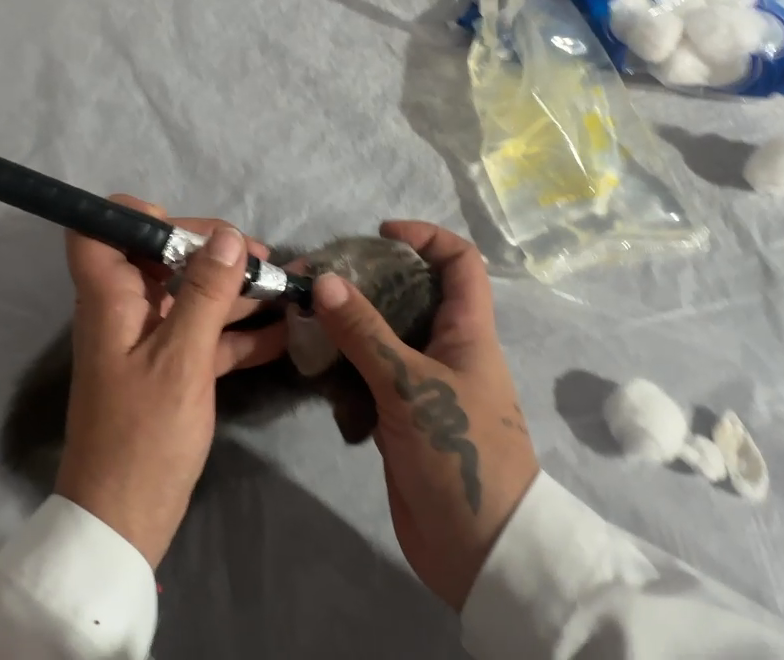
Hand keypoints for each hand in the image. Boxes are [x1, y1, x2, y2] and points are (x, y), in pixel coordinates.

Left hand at [54, 196, 287, 567]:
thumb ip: (204, 293)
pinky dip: (238, 333)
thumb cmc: (145, 435)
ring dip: (235, 290)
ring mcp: (148, 342)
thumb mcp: (182, 359)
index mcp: (109, 299)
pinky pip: (204, 336)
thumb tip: (228, 235)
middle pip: (159, 258)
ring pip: (189, 297)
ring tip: (288, 287)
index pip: (96, 231)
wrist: (124, 520)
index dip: (134, 217)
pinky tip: (285, 334)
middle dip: (211, 252)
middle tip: (263, 259)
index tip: (187, 230)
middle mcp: (124, 311)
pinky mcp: (170, 371)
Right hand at [311, 221, 538, 609]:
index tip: (379, 233)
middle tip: (318, 280)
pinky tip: (316, 376)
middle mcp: (446, 350)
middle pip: (408, 296)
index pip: (459, 262)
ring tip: (305, 323)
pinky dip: (343, 373)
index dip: (426, 237)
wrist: (478, 549)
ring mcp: (422, 385)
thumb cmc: (459, 454)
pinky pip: (367, 379)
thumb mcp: (411, 387)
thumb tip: (324, 281)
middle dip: (365, 283)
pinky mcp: (400, 417)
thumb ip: (365, 333)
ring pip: (381, 338)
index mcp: (467, 332)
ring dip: (346, 330)